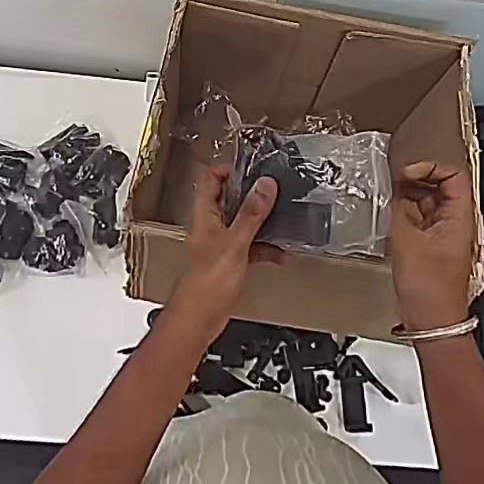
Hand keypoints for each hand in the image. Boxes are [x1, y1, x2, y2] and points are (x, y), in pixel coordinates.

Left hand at [167, 165, 279, 336]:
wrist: (199, 318)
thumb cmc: (206, 283)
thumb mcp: (234, 243)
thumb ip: (251, 214)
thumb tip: (265, 185)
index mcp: (205, 217)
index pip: (211, 181)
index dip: (227, 169)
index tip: (250, 164)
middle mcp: (211, 228)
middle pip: (230, 201)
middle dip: (252, 194)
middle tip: (273, 187)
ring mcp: (221, 245)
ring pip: (243, 224)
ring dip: (262, 222)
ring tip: (283, 216)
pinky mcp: (231, 262)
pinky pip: (252, 248)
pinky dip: (266, 249)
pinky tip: (281, 254)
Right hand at [388, 161, 475, 329]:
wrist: (431, 321)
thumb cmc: (430, 291)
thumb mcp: (407, 242)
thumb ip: (397, 210)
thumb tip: (390, 189)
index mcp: (460, 218)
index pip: (453, 175)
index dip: (431, 167)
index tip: (408, 172)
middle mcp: (455, 223)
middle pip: (440, 186)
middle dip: (416, 179)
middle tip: (394, 180)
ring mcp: (443, 233)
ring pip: (427, 201)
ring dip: (409, 194)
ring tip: (389, 194)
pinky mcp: (430, 244)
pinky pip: (418, 218)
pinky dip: (405, 211)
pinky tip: (389, 213)